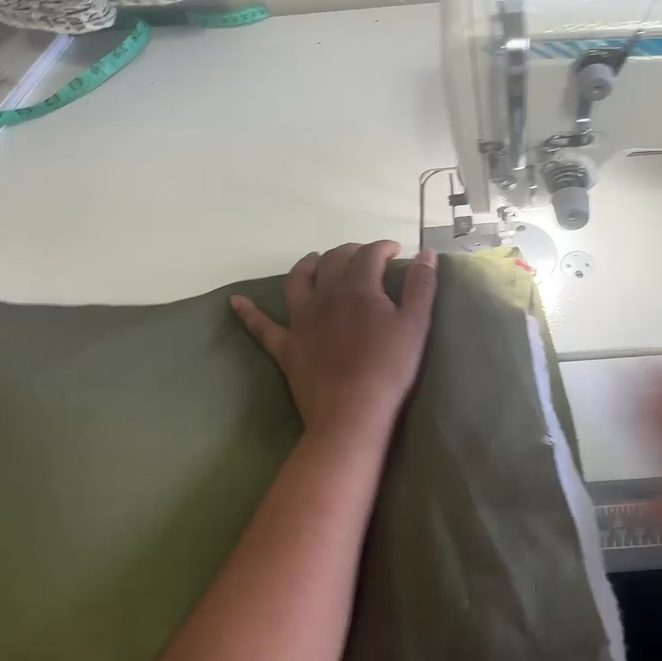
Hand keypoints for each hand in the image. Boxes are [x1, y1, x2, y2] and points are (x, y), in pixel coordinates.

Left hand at [231, 241, 438, 438]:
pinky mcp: (286, 346)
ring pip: (297, 280)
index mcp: (359, 288)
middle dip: (350, 251)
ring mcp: (302, 320)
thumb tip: (426, 253)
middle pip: (333, 261)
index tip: (396, 251)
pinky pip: (261, 326)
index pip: (369, 255)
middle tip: (364, 256)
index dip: (383, 247)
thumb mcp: (416, 325)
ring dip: (306, 264)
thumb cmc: (390, 369)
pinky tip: (235, 301)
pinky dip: (248, 312)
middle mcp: (326, 295)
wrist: (351, 413)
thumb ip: (421, 286)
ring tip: (314, 259)